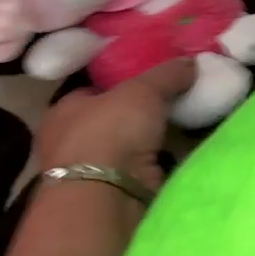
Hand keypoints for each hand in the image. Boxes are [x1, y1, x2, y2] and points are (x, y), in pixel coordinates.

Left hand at [36, 59, 195, 193]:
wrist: (107, 194)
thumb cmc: (111, 130)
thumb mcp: (144, 89)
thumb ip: (167, 73)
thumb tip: (190, 61)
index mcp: (64, 110)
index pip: (94, 89)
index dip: (122, 81)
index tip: (153, 78)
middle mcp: (70, 139)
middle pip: (112, 117)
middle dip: (139, 111)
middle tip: (175, 97)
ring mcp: (90, 169)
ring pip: (126, 144)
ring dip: (149, 139)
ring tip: (185, 122)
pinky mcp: (111, 191)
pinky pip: (140, 167)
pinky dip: (157, 161)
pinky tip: (180, 150)